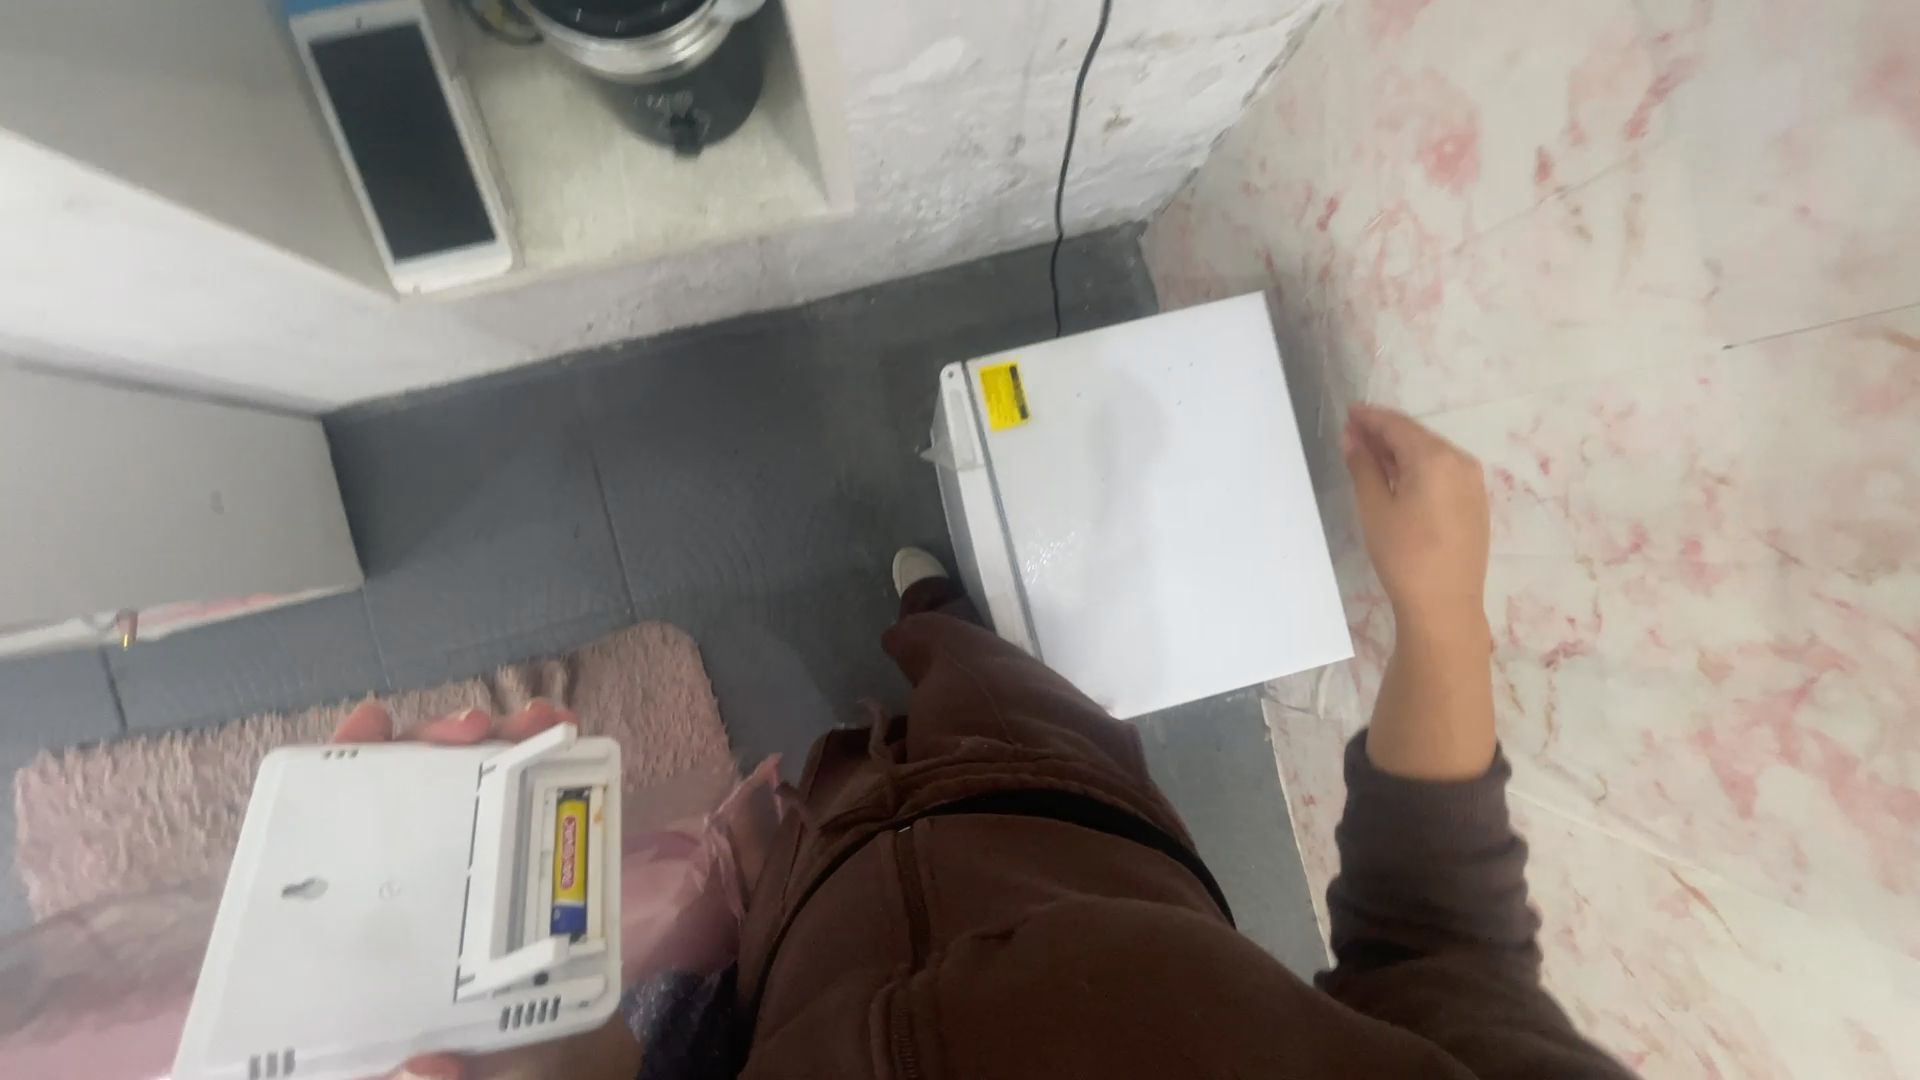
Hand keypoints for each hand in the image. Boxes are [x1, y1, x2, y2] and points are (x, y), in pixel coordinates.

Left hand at [330, 700, 574, 1079]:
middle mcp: (419, 903)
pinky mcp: (539, 867)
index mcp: (369, 955)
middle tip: (470, 731)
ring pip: (476, 793)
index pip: (333, 861)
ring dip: (498, 744)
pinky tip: (560, 731)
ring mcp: (483, 878)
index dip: (338, 787)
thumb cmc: (512, 1074)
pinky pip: (539, 802)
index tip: (370, 728)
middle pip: (409, 807)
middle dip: (433, 750)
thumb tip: (421, 1065)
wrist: (575, 1065)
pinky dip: (549, 759)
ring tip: (530, 722)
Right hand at [1342, 404, 1490, 635]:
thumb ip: (1363, 466)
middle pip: (1417, 436)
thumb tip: (1352, 438)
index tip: (1348, 412)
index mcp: (1435, 459)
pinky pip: (1442, 470)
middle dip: (1385, 432)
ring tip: (1369, 454)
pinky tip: (1397, 477)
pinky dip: (1417, 466)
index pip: (1398, 426)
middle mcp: (1461, 462)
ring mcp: (1472, 482)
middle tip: (1352, 433)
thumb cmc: (1402, 553)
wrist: (1444, 601)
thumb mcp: (1373, 508)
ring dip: (1400, 450)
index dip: (1371, 418)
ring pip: (1431, 453)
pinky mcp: (1474, 501)